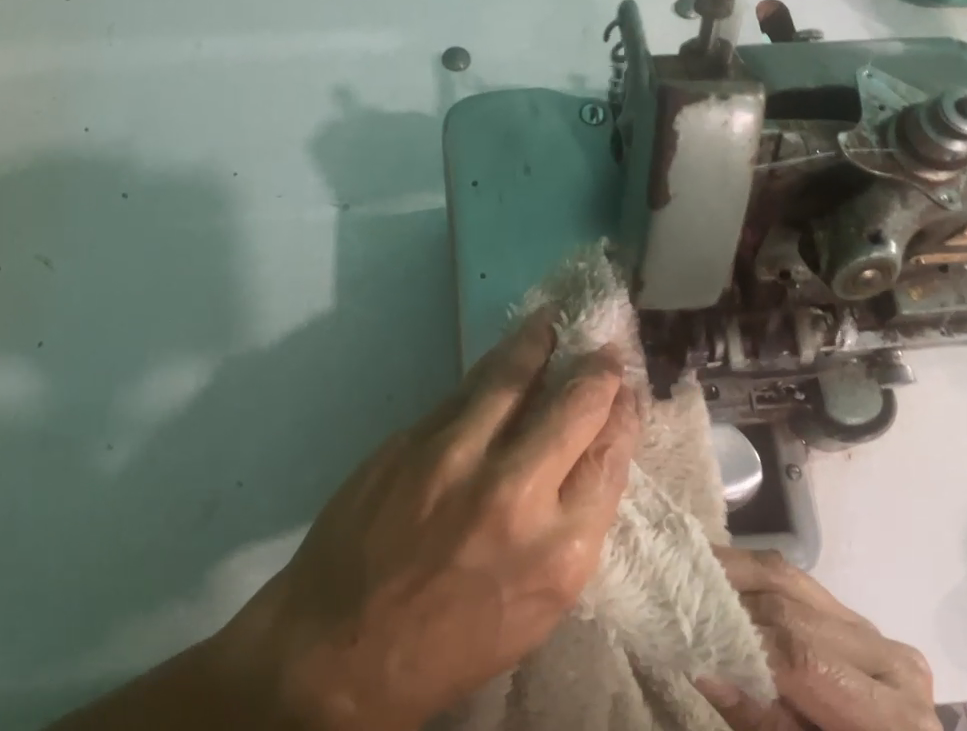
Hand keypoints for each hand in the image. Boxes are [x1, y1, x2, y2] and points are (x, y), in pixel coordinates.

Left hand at [210, 309, 640, 729]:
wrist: (339, 648)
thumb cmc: (451, 645)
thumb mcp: (537, 607)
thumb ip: (568, 529)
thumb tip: (585, 461)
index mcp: (560, 548)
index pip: (609, 456)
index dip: (624, 414)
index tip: (627, 389)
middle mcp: (514, 491)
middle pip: (572, 405)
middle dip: (595, 369)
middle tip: (603, 343)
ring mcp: (454, 457)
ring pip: (510, 378)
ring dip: (537, 342)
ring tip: (553, 317)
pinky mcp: (408, 441)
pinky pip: (459, 395)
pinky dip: (487, 375)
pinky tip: (498, 360)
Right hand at [696, 547, 936, 730]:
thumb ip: (760, 720)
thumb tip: (704, 668)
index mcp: (894, 717)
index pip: (804, 660)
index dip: (743, 645)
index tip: (689, 638)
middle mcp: (892, 660)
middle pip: (792, 616)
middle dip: (730, 610)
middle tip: (674, 603)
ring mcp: (870, 631)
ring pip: (788, 582)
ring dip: (730, 575)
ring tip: (684, 573)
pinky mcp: (848, 617)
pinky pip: (791, 580)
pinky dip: (746, 575)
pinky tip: (712, 571)